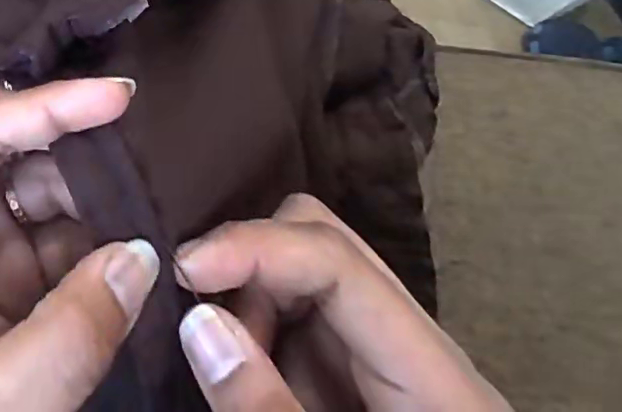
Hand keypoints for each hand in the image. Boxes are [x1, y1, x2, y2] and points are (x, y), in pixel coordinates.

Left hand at [0, 78, 160, 411]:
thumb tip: (143, 253)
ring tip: (157, 189)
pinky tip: (142, 234)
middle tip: (149, 136)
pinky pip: (64, 240)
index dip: (50, 105)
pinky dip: (103, 237)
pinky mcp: (11, 285)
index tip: (120, 95)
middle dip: (80, 142)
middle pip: (17, 151)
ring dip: (99, 191)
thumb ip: (74, 330)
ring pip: (47, 192)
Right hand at [175, 194, 509, 411]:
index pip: (339, 261)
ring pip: (306, 269)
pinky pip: (300, 315)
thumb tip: (197, 319)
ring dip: (250, 296)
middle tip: (202, 317)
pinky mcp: (365, 377)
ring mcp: (389, 358)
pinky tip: (245, 369)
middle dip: (252, 262)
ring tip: (228, 364)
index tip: (182, 267)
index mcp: (438, 381)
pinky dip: (258, 325)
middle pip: (326, 241)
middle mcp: (417, 348)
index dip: (255, 247)